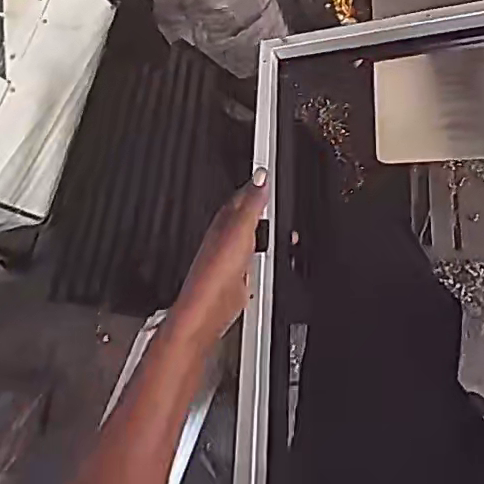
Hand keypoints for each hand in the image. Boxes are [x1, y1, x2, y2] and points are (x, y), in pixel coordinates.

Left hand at [171, 169, 268, 344]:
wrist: (207, 311)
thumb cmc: (215, 273)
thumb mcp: (241, 230)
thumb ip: (253, 203)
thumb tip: (262, 175)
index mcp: (226, 220)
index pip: (244, 193)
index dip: (257, 182)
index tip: (268, 172)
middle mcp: (227, 236)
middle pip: (247, 212)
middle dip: (261, 202)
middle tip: (274, 191)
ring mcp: (232, 256)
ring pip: (251, 233)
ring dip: (263, 226)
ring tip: (276, 218)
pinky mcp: (238, 275)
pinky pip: (254, 255)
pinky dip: (263, 250)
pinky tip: (267, 251)